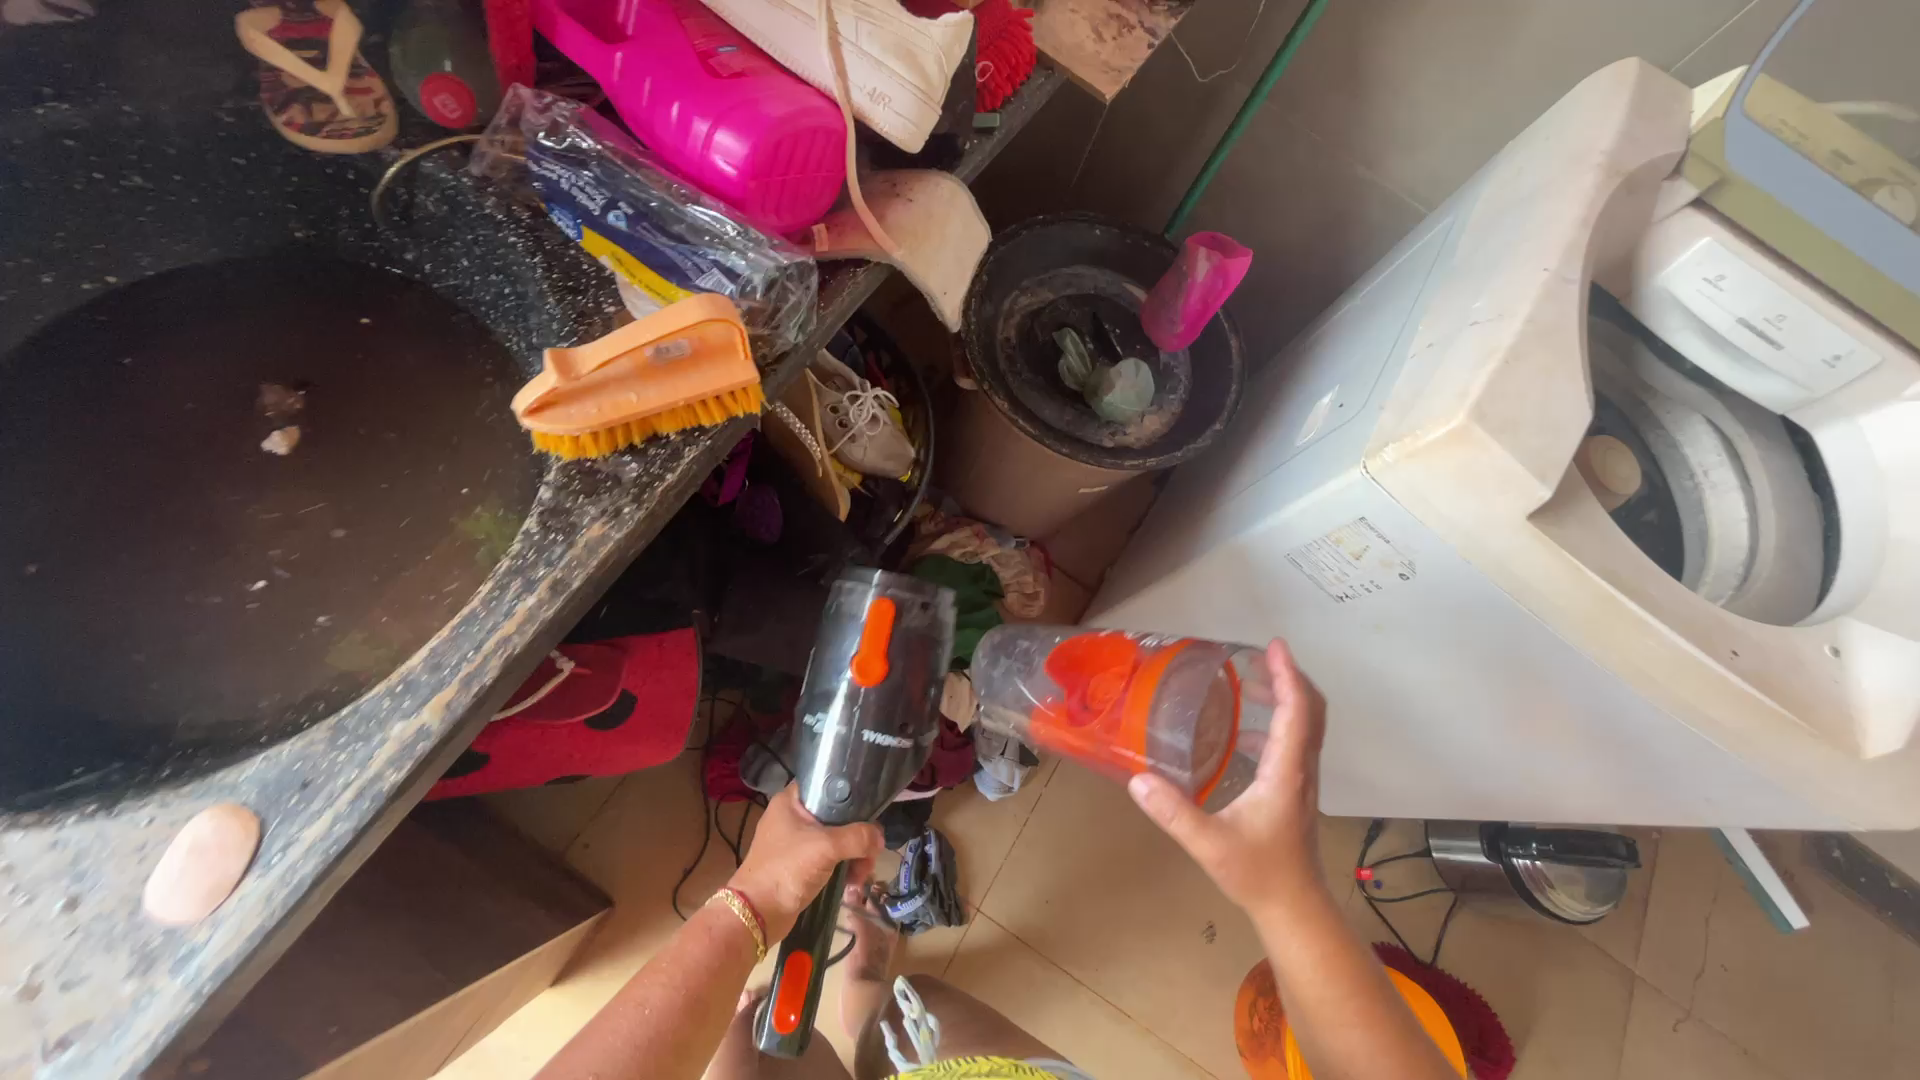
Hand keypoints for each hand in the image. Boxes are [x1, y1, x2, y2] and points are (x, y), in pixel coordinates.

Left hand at [729, 785, 882, 941]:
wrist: (757, 915)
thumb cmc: (786, 869)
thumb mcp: (826, 847)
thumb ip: (858, 837)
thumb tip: (880, 839)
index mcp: (791, 801)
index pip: (827, 785)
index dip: (851, 796)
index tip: (870, 811)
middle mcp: (793, 816)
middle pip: (838, 816)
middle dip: (858, 838)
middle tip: (868, 856)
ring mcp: (796, 841)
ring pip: (836, 839)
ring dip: (853, 856)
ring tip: (859, 877)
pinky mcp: (799, 864)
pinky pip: (829, 858)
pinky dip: (842, 867)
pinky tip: (851, 883)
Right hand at [1128, 640, 1327, 915]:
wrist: (1295, 909)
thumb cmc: (1259, 874)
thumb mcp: (1209, 844)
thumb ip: (1173, 812)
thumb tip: (1137, 779)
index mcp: (1286, 773)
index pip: (1297, 712)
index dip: (1288, 676)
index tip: (1273, 646)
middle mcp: (1299, 770)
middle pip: (1311, 712)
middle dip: (1290, 678)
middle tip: (1261, 657)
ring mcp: (1301, 782)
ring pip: (1306, 728)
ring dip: (1286, 699)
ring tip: (1252, 684)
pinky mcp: (1294, 793)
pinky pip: (1295, 744)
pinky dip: (1279, 724)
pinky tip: (1247, 734)